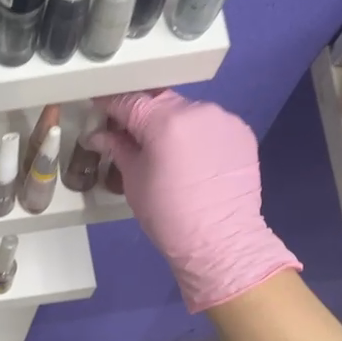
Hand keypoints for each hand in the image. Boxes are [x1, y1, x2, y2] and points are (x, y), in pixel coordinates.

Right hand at [88, 91, 301, 310]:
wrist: (219, 240)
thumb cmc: (167, 216)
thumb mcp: (133, 182)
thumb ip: (119, 150)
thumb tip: (102, 136)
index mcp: (165, 121)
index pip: (131, 101)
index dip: (111, 103)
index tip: (99, 107)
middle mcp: (197, 110)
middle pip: (162, 103)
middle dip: (144, 117)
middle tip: (130, 138)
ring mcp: (223, 119)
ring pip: (188, 114)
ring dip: (172, 128)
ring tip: (165, 156)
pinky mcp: (241, 133)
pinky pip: (210, 127)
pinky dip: (196, 138)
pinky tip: (192, 164)